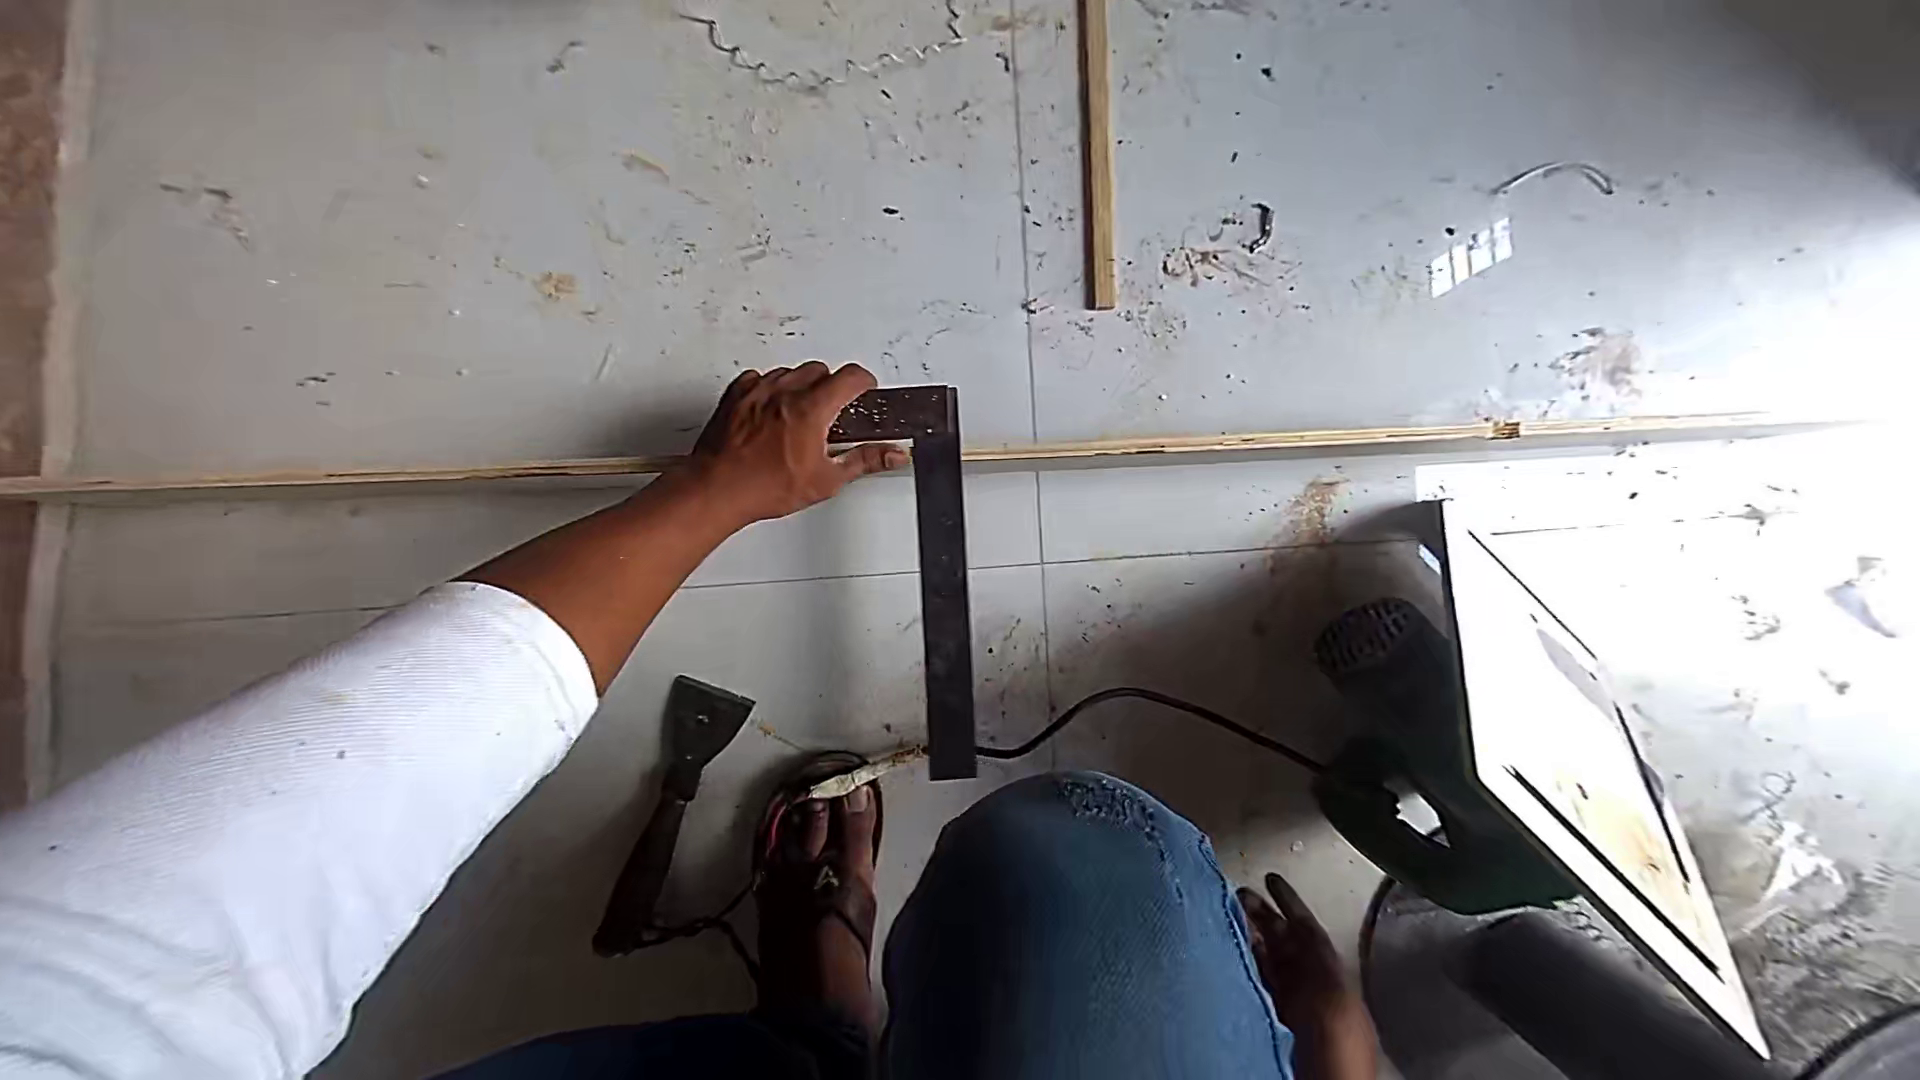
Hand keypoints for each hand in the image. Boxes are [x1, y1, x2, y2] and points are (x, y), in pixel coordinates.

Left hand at [679, 362, 908, 525]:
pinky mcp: (736, 396)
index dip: (864, 382)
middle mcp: (783, 392)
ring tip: (803, 414)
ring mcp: (757, 391)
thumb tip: (892, 454)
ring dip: (802, 386)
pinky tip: (774, 412)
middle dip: (832, 387)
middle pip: (820, 370)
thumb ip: (864, 460)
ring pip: (790, 372)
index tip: (866, 389)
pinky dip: (771, 389)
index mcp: (810, 409)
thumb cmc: (763, 486)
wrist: (717, 490)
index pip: (850, 377)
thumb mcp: (826, 479)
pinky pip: (760, 379)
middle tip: (834, 411)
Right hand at [1239, 872, 1377, 1079]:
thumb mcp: (1334, 996)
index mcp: (1330, 981)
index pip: (1307, 931)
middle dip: (1260, 913)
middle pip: (1282, 941)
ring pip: (1262, 958)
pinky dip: (1236, 960)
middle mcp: (1308, 989)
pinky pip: (1248, 980)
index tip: (1269, 876)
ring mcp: (1285, 1006)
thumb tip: (1286, 923)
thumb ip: (1313, 956)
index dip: (1289, 902)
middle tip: (1236, 891)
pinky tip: (1221, 946)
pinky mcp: (1263, 1018)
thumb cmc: (1334, 1045)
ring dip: (1244, 934)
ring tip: (1222, 912)